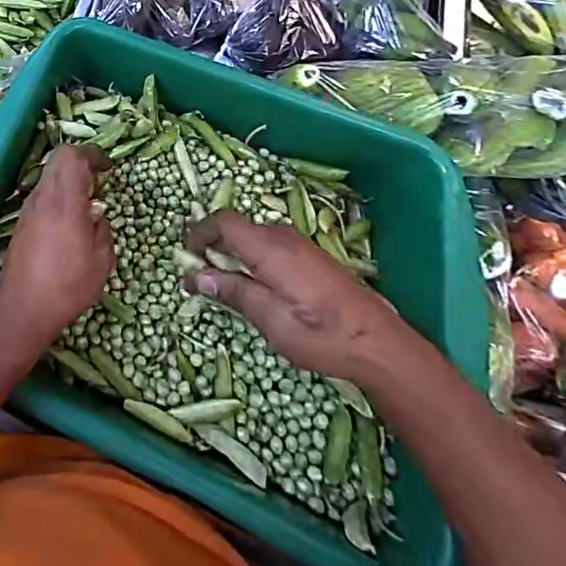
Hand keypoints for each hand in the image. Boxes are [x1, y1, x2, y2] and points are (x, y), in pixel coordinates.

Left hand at [0, 145, 114, 349]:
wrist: (22, 308)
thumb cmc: (68, 286)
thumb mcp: (101, 261)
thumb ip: (104, 231)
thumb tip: (98, 217)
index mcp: (65, 202)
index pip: (72, 156)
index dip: (93, 154)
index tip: (108, 168)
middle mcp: (43, 198)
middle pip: (58, 159)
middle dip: (81, 162)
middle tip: (98, 182)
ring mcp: (29, 209)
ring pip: (49, 177)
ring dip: (68, 181)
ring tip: (86, 205)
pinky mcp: (22, 222)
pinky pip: (43, 196)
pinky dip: (58, 197)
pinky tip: (68, 224)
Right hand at [183, 210, 418, 386]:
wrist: (380, 343)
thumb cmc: (321, 335)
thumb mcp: (270, 320)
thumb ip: (233, 292)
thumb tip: (197, 276)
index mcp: (269, 247)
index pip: (222, 222)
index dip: (198, 234)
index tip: (186, 257)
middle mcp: (282, 236)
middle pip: (236, 227)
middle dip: (212, 247)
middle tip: (199, 278)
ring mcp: (299, 244)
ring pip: (252, 236)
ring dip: (232, 254)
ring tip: (224, 286)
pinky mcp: (310, 256)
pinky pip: (269, 245)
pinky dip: (251, 258)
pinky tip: (255, 287)